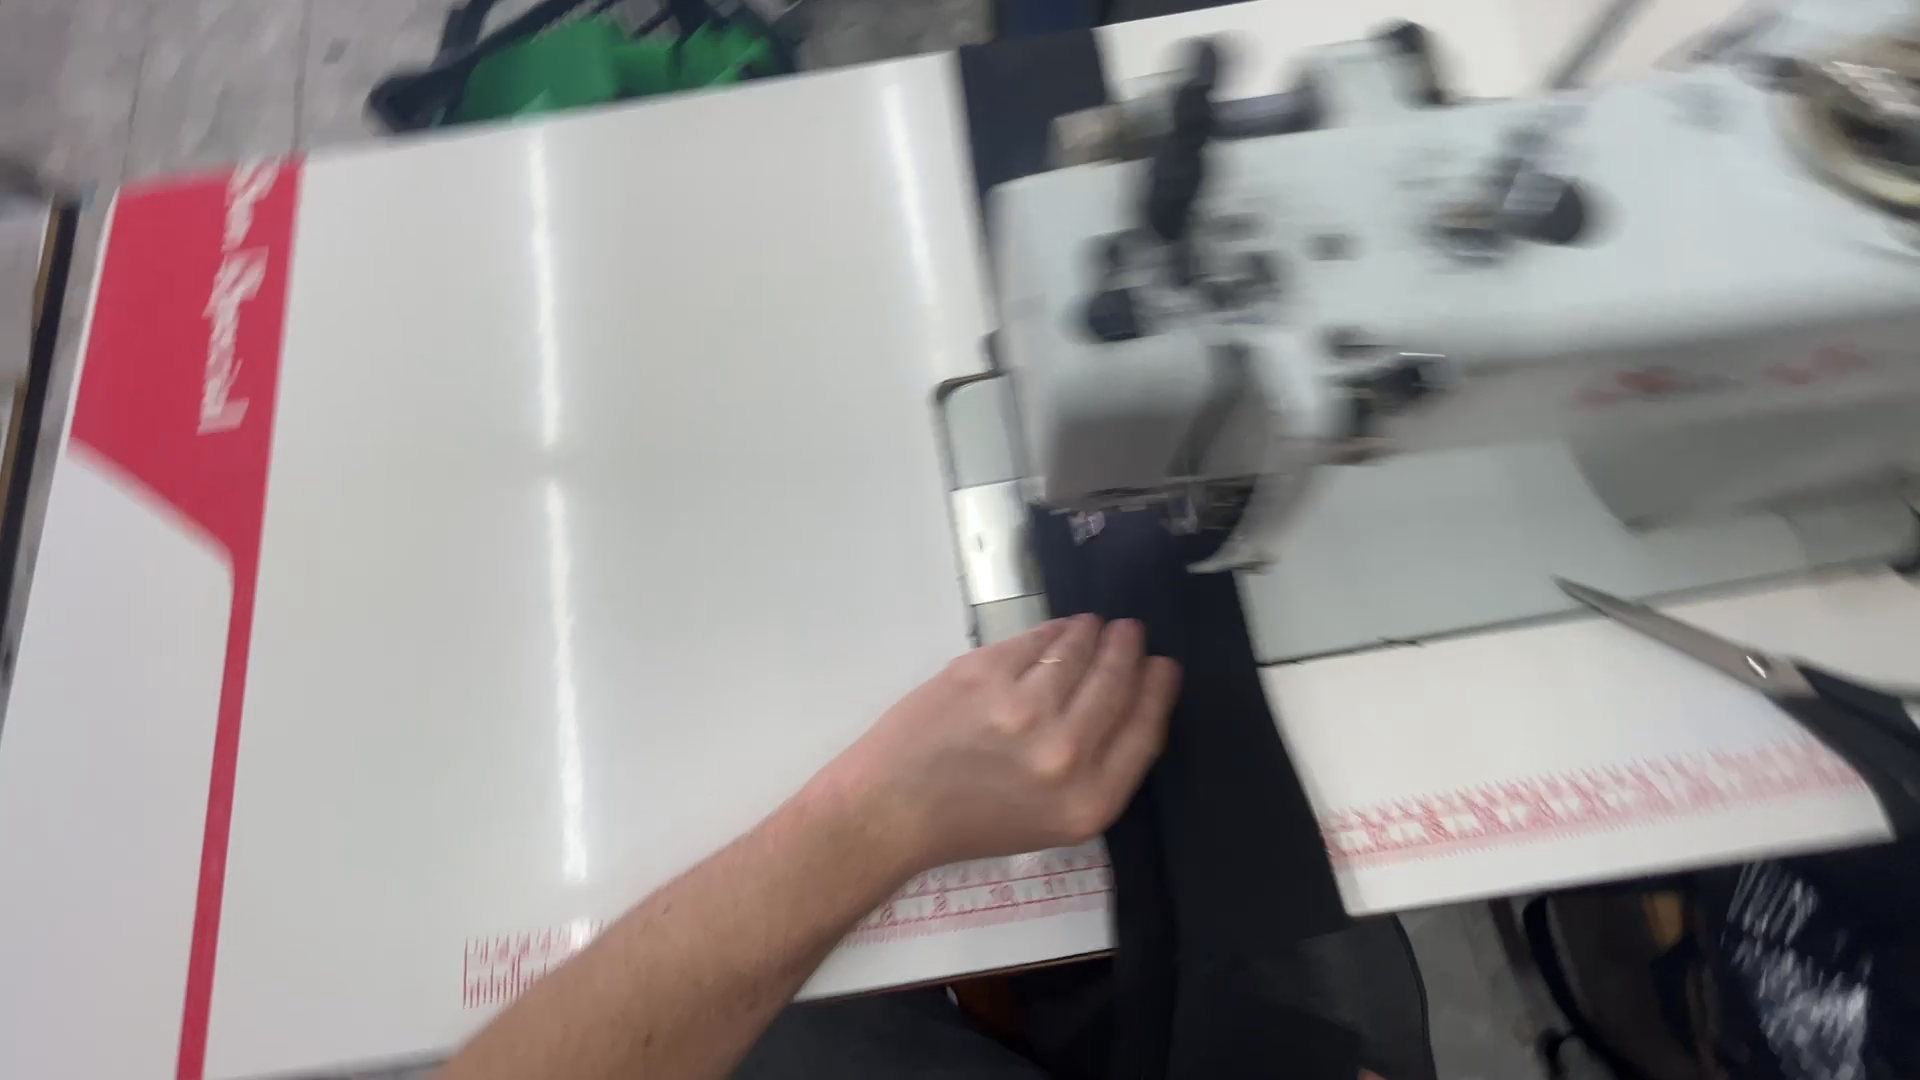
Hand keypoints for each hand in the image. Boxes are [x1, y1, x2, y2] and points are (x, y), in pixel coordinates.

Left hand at [820, 616, 1180, 874]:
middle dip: (1129, 650)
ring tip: (1096, 626)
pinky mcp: (984, 672)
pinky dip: (1053, 630)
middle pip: (1116, 683)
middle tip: (1132, 632)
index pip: (1144, 731)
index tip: (1164, 667)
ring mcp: (1022, 707)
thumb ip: (1095, 771)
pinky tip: (1059, 629)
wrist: (894, 808)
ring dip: (1092, 633)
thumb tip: (1124, 705)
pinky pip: (1035, 640)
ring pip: (1077, 651)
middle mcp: (1064, 753)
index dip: (1158, 691)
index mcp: (1088, 802)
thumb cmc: (972, 822)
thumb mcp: (1052, 821)